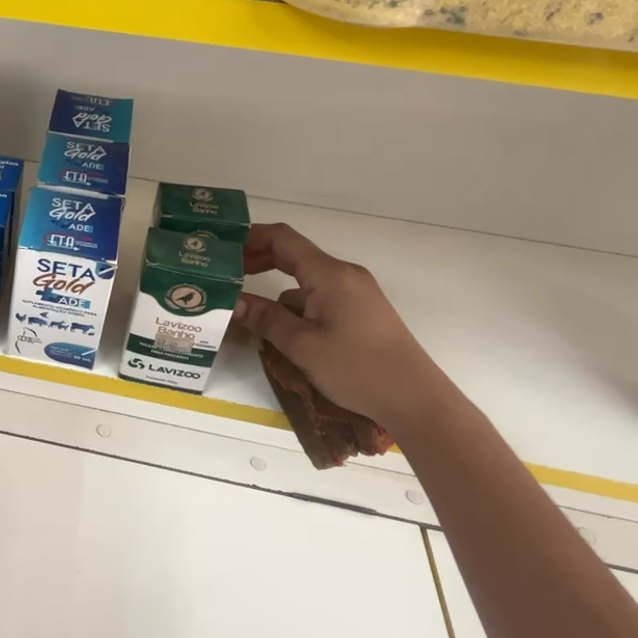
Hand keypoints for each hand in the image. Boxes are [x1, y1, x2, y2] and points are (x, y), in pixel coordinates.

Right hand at [232, 223, 448, 431]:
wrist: (417, 400)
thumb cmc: (358, 368)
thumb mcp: (302, 345)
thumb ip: (266, 318)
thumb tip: (234, 302)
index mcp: (329, 274)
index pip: (282, 239)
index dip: (249, 237)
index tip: (221, 247)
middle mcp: (344, 275)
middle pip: (293, 255)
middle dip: (257, 261)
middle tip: (225, 275)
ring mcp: (355, 293)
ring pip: (305, 280)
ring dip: (275, 289)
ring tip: (245, 309)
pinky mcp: (361, 312)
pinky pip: (319, 297)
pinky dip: (295, 306)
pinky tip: (282, 331)